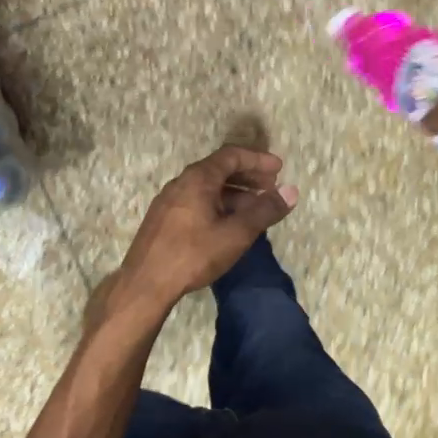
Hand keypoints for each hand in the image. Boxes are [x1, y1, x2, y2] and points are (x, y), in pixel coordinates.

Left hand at [114, 146, 298, 306]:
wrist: (146, 282)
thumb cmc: (194, 254)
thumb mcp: (236, 233)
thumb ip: (265, 210)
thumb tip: (291, 191)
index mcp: (198, 178)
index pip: (231, 155)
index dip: (257, 159)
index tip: (279, 168)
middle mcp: (181, 182)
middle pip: (218, 169)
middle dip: (248, 176)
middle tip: (271, 187)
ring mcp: (169, 201)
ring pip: (207, 188)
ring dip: (234, 193)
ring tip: (256, 208)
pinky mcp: (163, 219)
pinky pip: (196, 201)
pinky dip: (217, 204)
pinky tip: (228, 224)